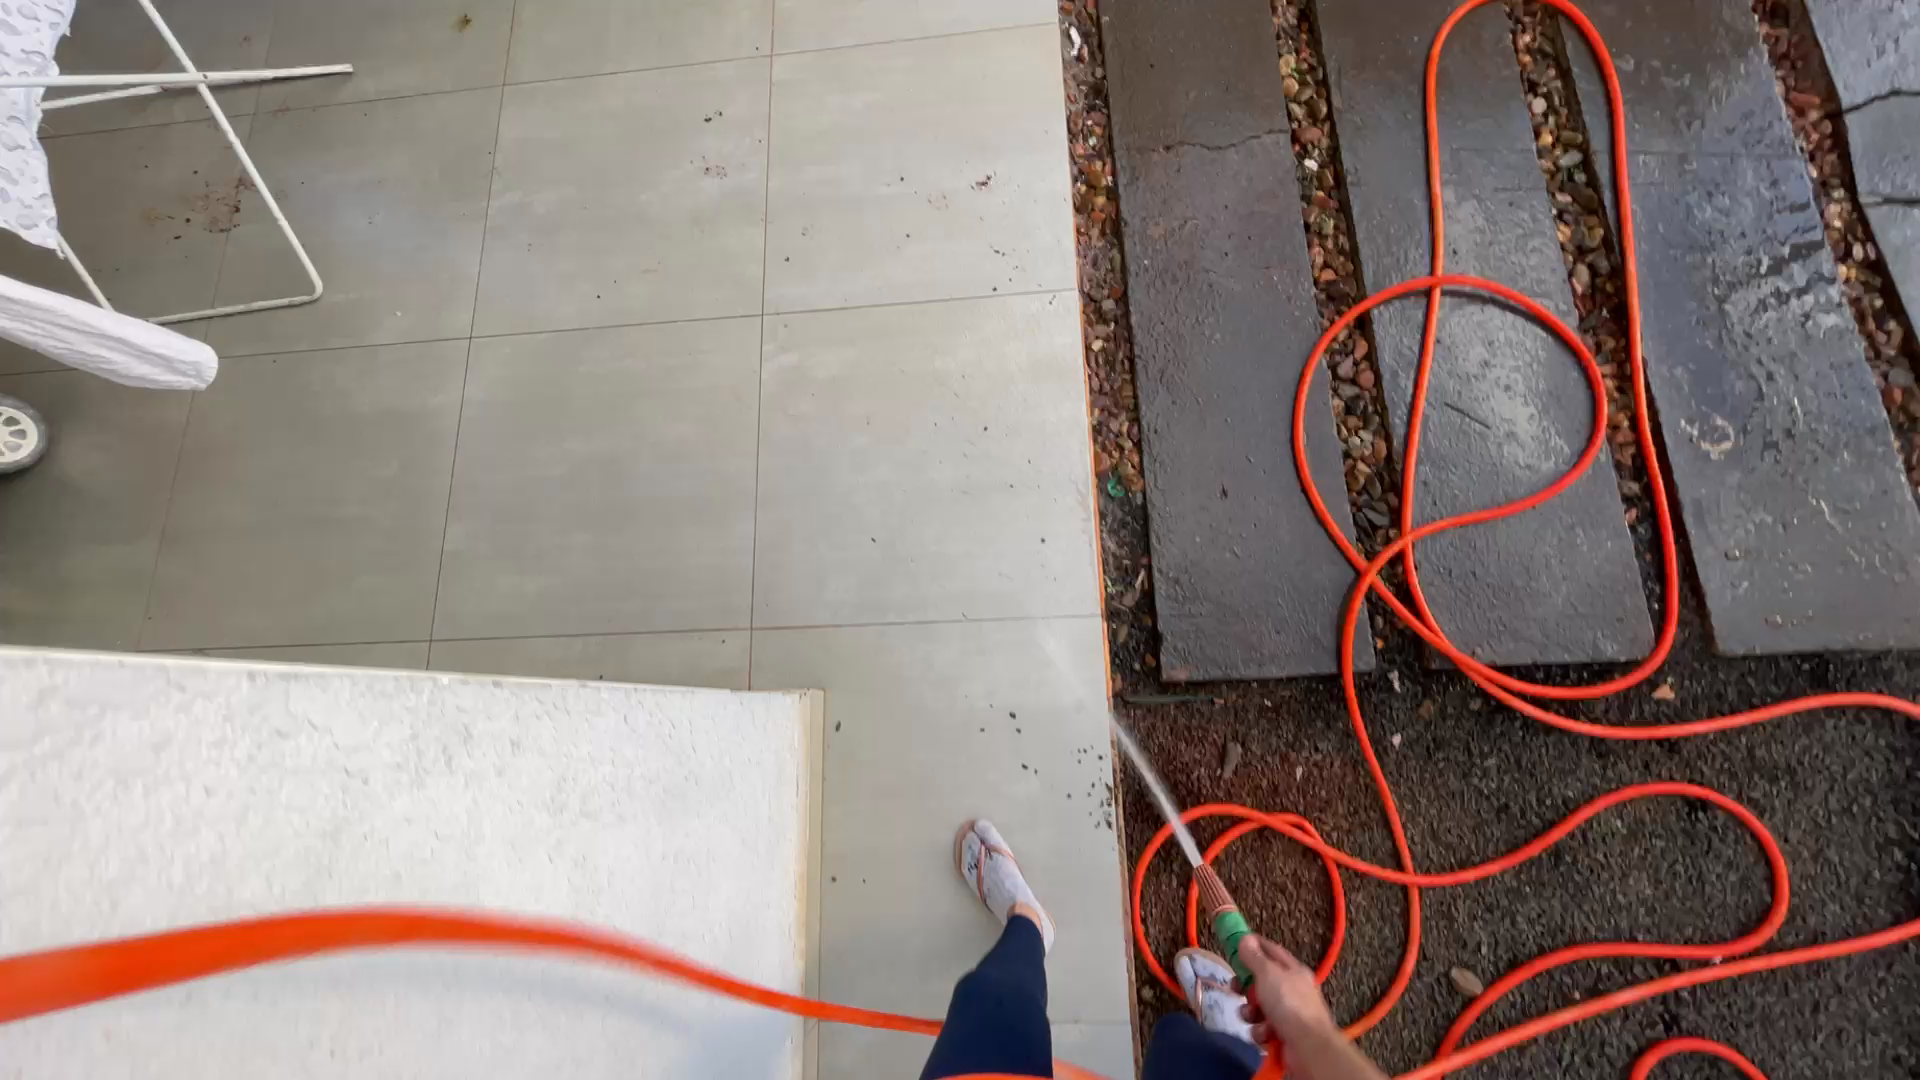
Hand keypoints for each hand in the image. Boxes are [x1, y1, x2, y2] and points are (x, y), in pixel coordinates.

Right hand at [1236, 935, 1336, 1045]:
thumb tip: (1246, 938)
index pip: (1270, 950)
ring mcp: (1289, 1013)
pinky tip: (1265, 1033)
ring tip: (1251, 1016)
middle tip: (1235, 988)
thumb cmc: (1288, 1003)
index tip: (1234, 945)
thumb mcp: (1267, 973)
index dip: (1253, 945)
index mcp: (1293, 970)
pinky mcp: (1284, 1034)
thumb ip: (1254, 956)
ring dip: (1250, 1011)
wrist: (1310, 1049)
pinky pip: (1263, 1026)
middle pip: (1261, 980)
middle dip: (1245, 985)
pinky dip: (1260, 1030)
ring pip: (1259, 1005)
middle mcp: (1292, 989)